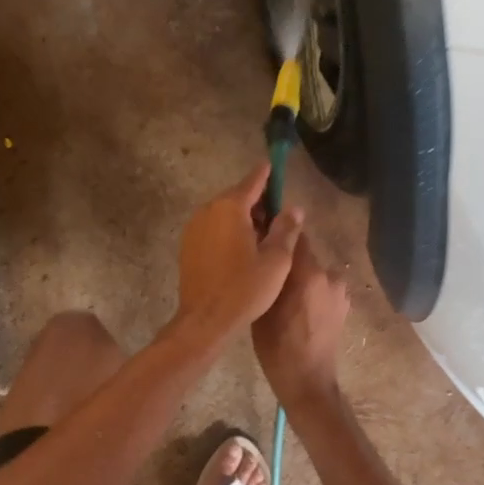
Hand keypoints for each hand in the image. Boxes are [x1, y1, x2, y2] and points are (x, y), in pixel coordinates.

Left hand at [173, 164, 303, 342]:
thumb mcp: (276, 260)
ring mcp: (194, 226)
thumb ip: (286, 229)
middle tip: (277, 217)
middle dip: (257, 202)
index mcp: (230, 208)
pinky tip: (241, 250)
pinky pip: (212, 227)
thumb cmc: (244, 288)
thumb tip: (295, 208)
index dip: (266, 174)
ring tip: (262, 237)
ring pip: (224, 213)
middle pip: (237, 197)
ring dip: (242, 218)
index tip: (274, 165)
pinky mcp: (188, 243)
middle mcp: (208, 210)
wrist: (205, 319)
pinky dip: (228, 230)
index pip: (252, 182)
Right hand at [252, 233, 349, 407]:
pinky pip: (323, 286)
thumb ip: (269, 271)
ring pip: (314, 271)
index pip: (294, 234)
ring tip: (284, 295)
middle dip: (288, 258)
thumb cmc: (276, 344)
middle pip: (304, 253)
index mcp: (307, 272)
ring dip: (301, 276)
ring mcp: (340, 290)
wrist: (307, 381)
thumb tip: (265, 246)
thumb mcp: (262, 303)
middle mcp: (328, 275)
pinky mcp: (344, 304)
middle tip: (269, 273)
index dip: (278, 233)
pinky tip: (298, 309)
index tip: (263, 238)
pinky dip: (312, 290)